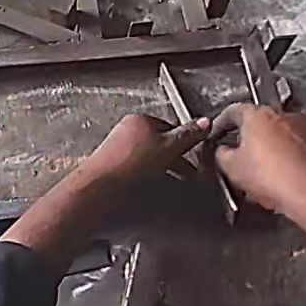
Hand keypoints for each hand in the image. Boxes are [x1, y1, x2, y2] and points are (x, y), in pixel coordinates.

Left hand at [75, 113, 211, 188]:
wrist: (100, 184)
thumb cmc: (131, 163)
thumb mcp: (168, 147)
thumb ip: (188, 135)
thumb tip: (205, 123)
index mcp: (140, 120)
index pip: (170, 127)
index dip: (184, 143)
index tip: (193, 157)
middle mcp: (126, 130)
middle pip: (158, 142)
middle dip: (173, 158)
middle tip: (186, 173)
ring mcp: (117, 147)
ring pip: (147, 155)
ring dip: (160, 167)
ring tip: (169, 181)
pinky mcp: (112, 164)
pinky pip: (135, 167)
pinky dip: (146, 174)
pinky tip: (148, 185)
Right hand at [208, 103, 305, 216]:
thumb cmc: (275, 177)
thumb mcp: (230, 167)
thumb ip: (221, 154)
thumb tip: (222, 153)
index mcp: (258, 115)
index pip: (233, 111)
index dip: (221, 123)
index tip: (217, 132)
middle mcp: (283, 117)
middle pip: (257, 123)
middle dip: (246, 138)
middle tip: (235, 154)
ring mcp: (303, 132)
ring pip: (276, 137)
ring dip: (265, 150)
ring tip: (256, 172)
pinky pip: (292, 151)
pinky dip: (282, 161)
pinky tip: (275, 180)